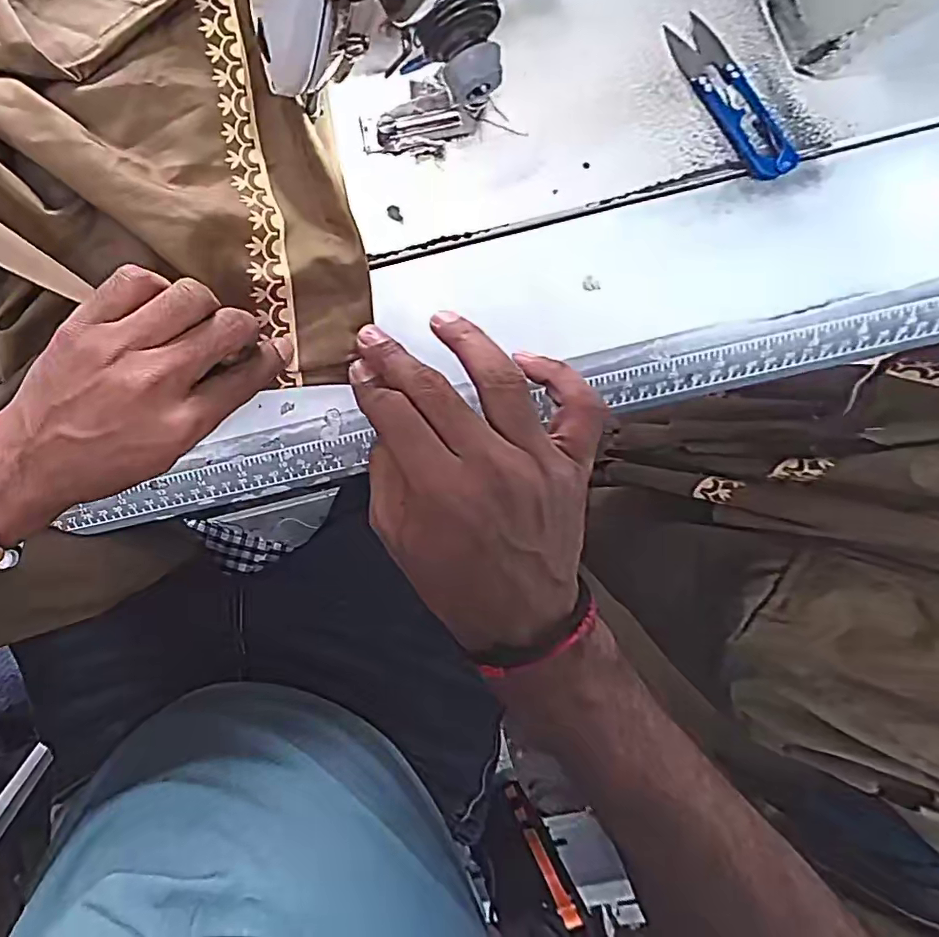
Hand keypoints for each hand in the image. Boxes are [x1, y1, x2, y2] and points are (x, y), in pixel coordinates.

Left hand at [0, 265, 289, 543]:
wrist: (30, 458)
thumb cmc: (96, 464)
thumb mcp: (165, 454)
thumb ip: (206, 412)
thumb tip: (238, 373)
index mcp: (179, 424)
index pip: (244, 377)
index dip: (269, 358)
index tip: (274, 348)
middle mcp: (154, 381)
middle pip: (225, 328)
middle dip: (243, 326)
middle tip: (235, 331)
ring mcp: (118, 347)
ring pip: (188, 295)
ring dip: (204, 303)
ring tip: (194, 316)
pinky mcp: (86, 324)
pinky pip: (135, 280)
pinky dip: (154, 286)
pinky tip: (153, 303)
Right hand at [348, 314, 605, 651]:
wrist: (522, 617)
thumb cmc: (452, 581)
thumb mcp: (394, 534)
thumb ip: (386, 473)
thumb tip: (385, 424)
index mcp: (439, 489)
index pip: (395, 415)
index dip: (370, 386)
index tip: (359, 369)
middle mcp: (489, 466)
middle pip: (434, 392)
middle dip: (395, 359)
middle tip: (374, 338)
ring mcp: (538, 461)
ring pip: (502, 382)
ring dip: (467, 343)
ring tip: (442, 320)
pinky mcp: (573, 464)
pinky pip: (579, 407)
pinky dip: (559, 375)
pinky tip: (526, 359)